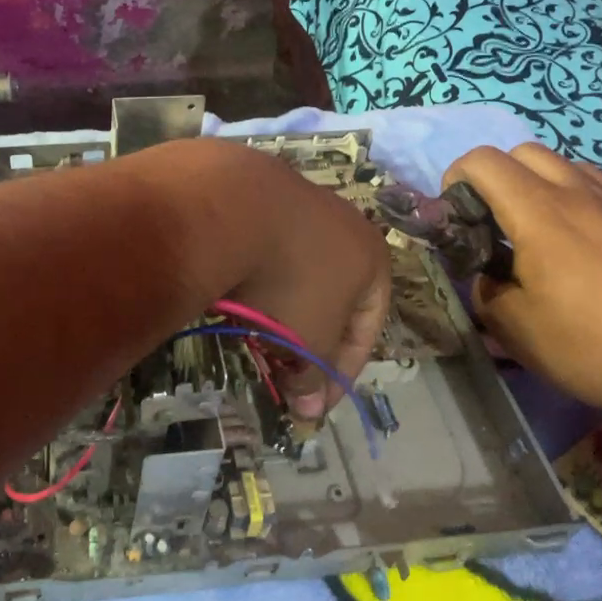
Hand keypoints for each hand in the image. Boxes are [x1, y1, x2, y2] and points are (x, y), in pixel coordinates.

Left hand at [147, 139, 390, 419]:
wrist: (232, 206)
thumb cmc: (290, 282)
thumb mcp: (309, 342)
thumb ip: (312, 376)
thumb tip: (309, 409)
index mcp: (372, 257)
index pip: (366, 330)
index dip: (341, 376)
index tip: (314, 406)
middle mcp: (343, 221)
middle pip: (329, 297)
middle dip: (306, 340)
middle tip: (282, 372)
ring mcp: (296, 200)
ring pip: (293, 270)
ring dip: (276, 308)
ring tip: (250, 335)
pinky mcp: (254, 191)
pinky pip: (259, 249)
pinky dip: (250, 276)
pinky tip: (228, 295)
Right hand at [442, 143, 601, 436]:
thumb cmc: (597, 347)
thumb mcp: (516, 331)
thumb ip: (485, 291)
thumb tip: (488, 275)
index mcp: (539, 211)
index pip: (482, 161)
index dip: (457, 180)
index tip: (458, 220)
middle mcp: (579, 192)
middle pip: (524, 153)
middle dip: (496, 178)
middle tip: (494, 226)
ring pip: (566, 166)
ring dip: (539, 184)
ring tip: (538, 233)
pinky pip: (601, 190)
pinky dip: (578, 201)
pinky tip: (585, 249)